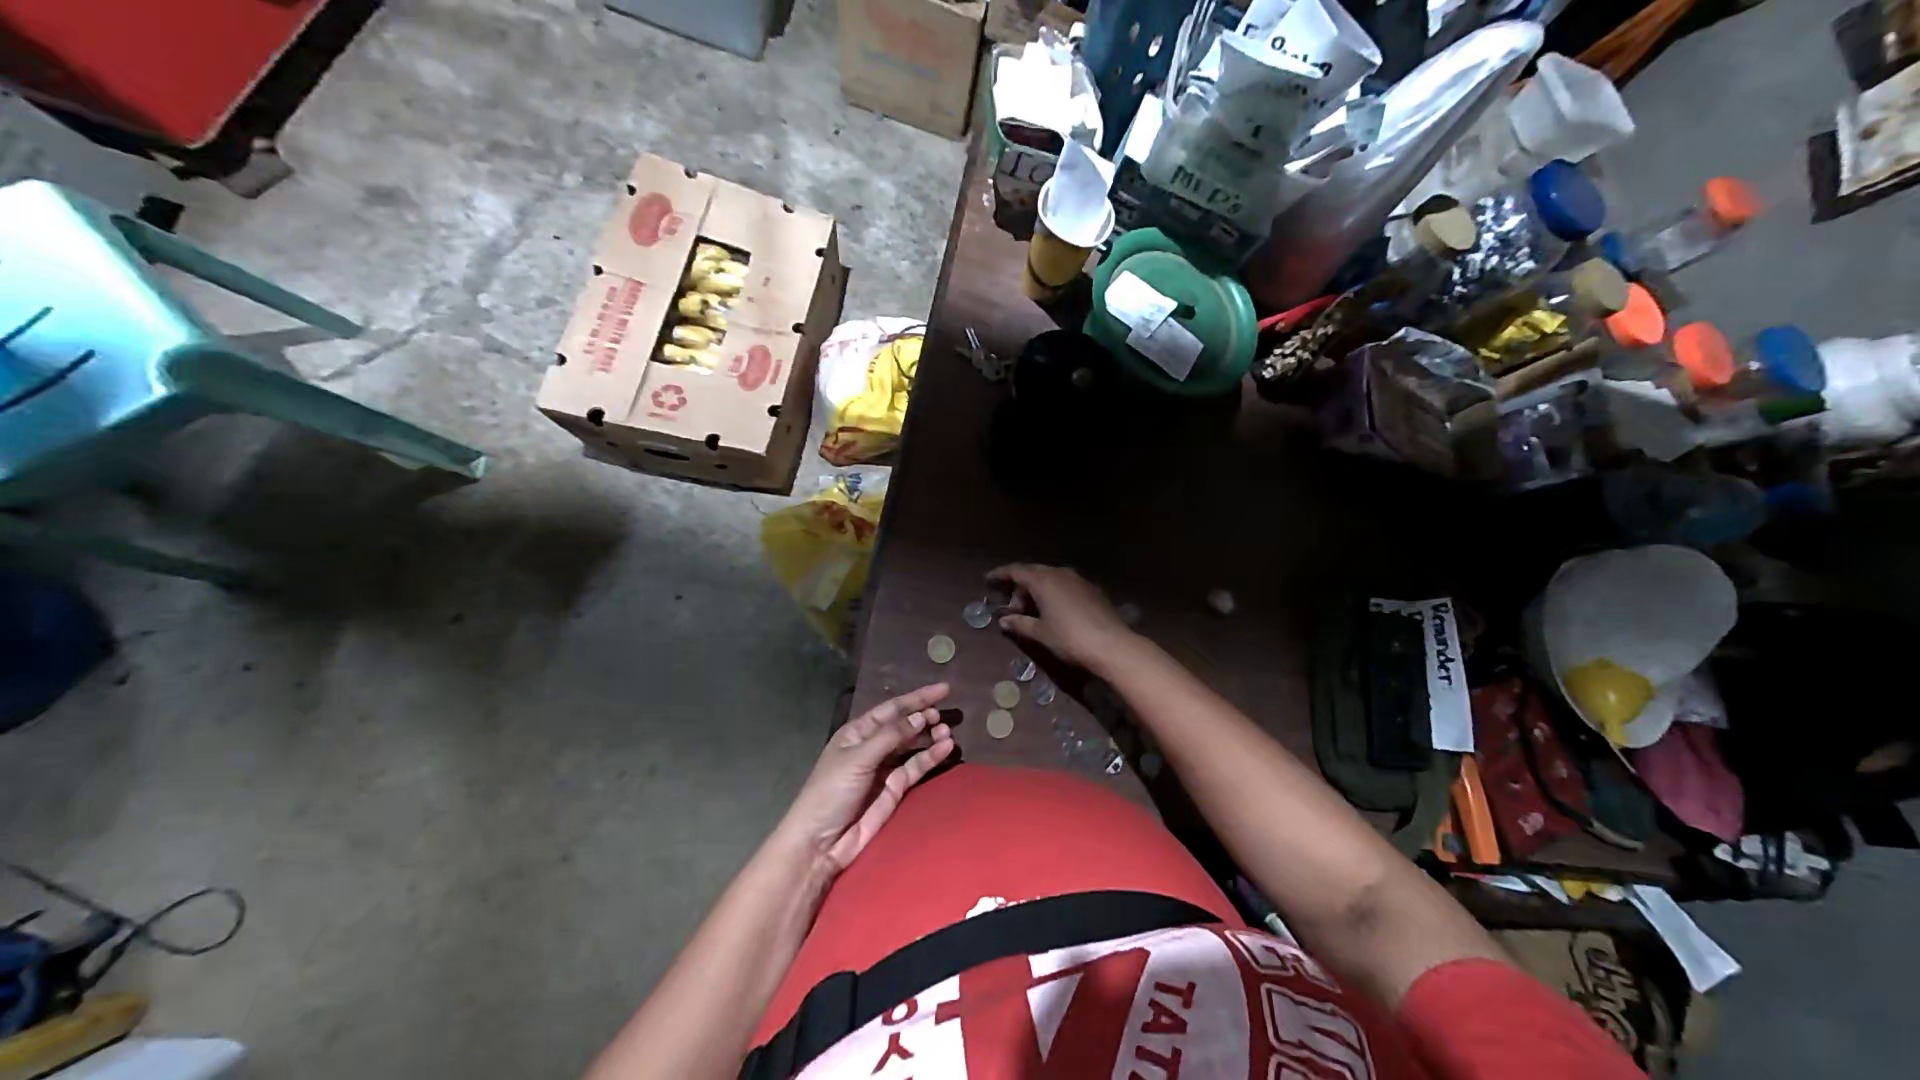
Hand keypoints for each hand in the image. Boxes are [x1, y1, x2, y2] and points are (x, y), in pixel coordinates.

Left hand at [780, 684, 954, 875]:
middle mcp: (872, 746)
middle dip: (924, 718)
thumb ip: (891, 736)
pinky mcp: (894, 789)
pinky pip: (916, 767)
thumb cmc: (831, 791)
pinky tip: (946, 747)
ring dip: (930, 737)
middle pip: (904, 726)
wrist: (821, 842)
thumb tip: (920, 716)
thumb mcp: (858, 758)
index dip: (917, 698)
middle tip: (944, 716)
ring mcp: (884, 768)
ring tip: (947, 731)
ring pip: (913, 746)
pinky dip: (931, 757)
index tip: (944, 690)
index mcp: (857, 733)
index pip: (891, 709)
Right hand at [989, 564, 1138, 672]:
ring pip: (1050, 577)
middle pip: (1033, 572)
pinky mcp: (1091, 590)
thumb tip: (1004, 621)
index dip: (1000, 574)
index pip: (1016, 571)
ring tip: (1031, 611)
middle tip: (1011, 605)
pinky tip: (1052, 610)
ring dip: (1037, 590)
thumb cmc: (1070, 638)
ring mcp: (1078, 580)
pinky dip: (1052, 592)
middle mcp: (1060, 573)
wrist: (1112, 645)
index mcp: (1043, 580)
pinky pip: (1064, 584)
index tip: (987, 580)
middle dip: (1019, 585)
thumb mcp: (1040, 633)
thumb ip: (1020, 624)